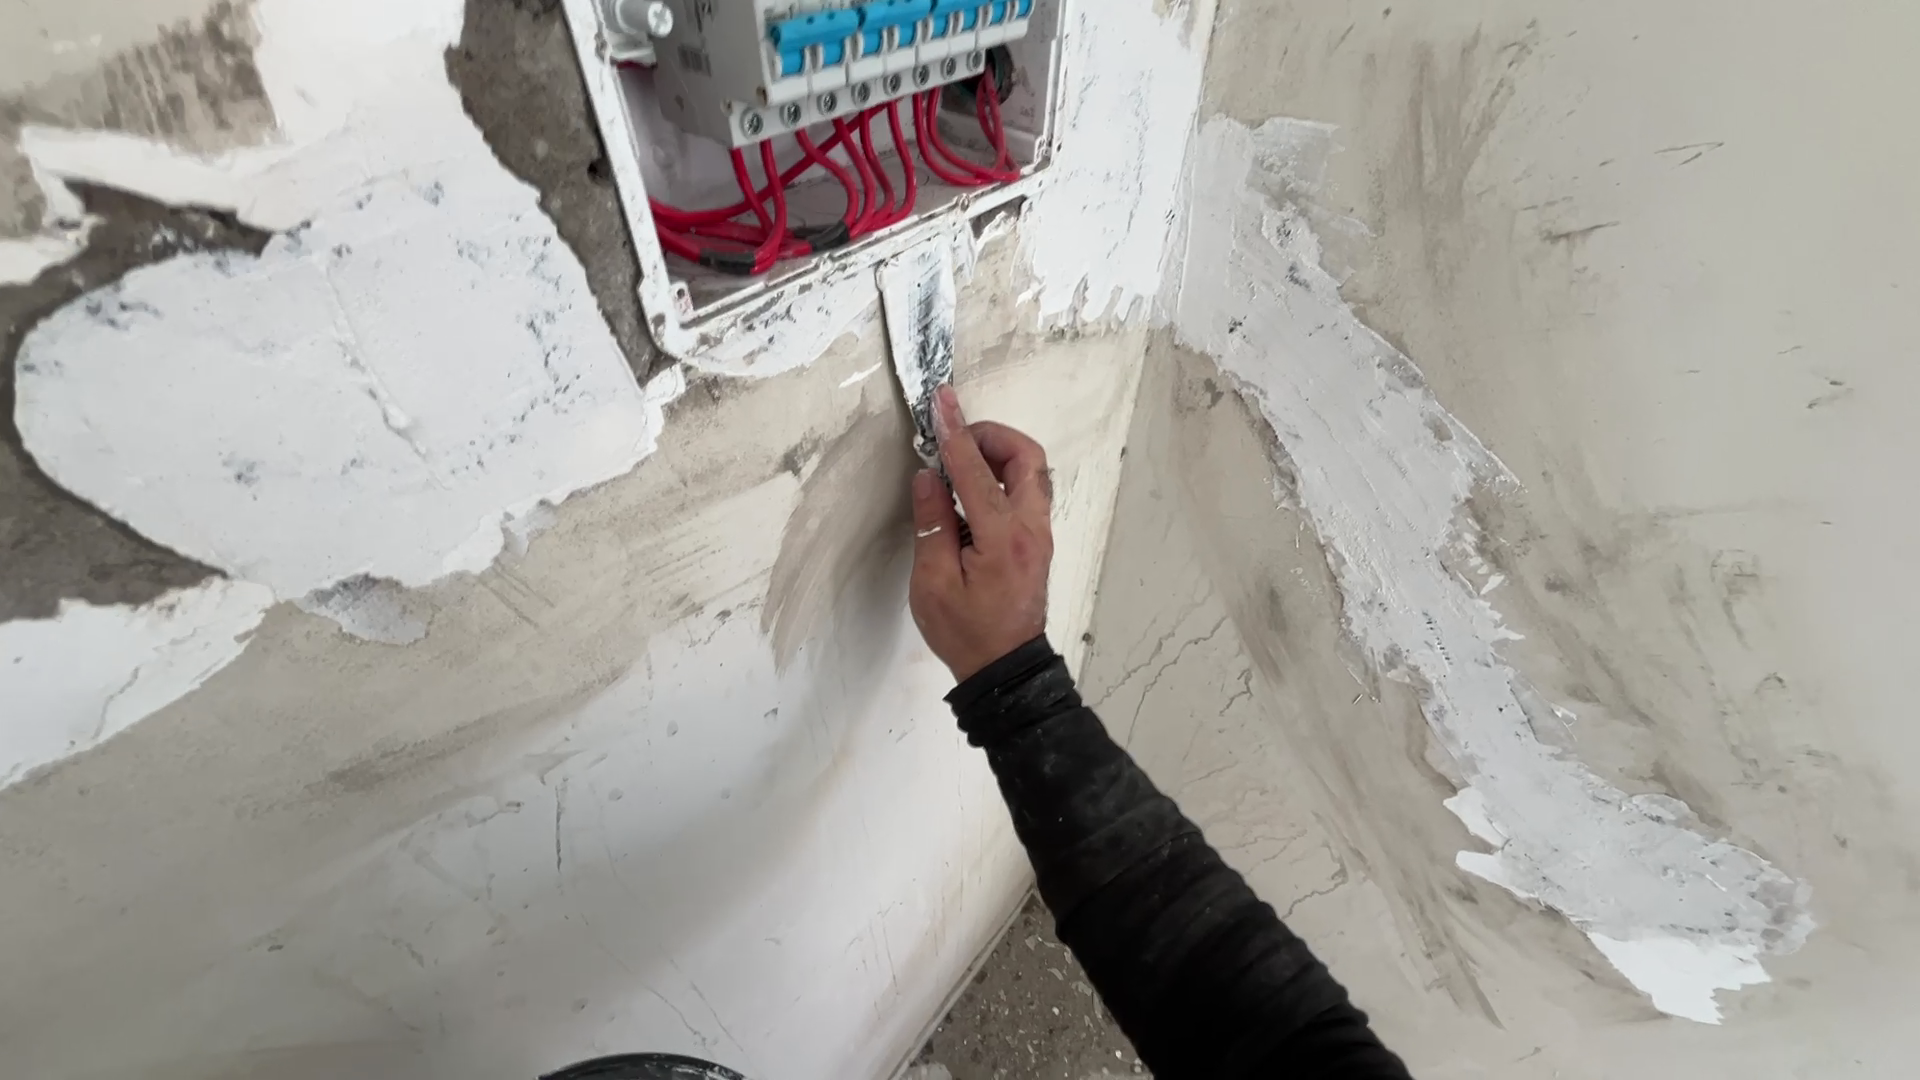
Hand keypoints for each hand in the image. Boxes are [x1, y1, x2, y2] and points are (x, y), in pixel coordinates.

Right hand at [909, 385, 1054, 682]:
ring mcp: (1040, 534)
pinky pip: (1027, 491)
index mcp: (1002, 537)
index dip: (954, 433)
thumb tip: (928, 477)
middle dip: (991, 435)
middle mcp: (1031, 528)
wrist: (1005, 668)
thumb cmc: (965, 632)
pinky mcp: (1038, 540)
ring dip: (999, 454)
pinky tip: (973, 489)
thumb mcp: (933, 583)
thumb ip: (932, 524)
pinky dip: (1003, 475)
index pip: (975, 471)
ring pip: (1032, 471)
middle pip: (1027, 456)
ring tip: (961, 462)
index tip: (941, 403)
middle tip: (955, 439)